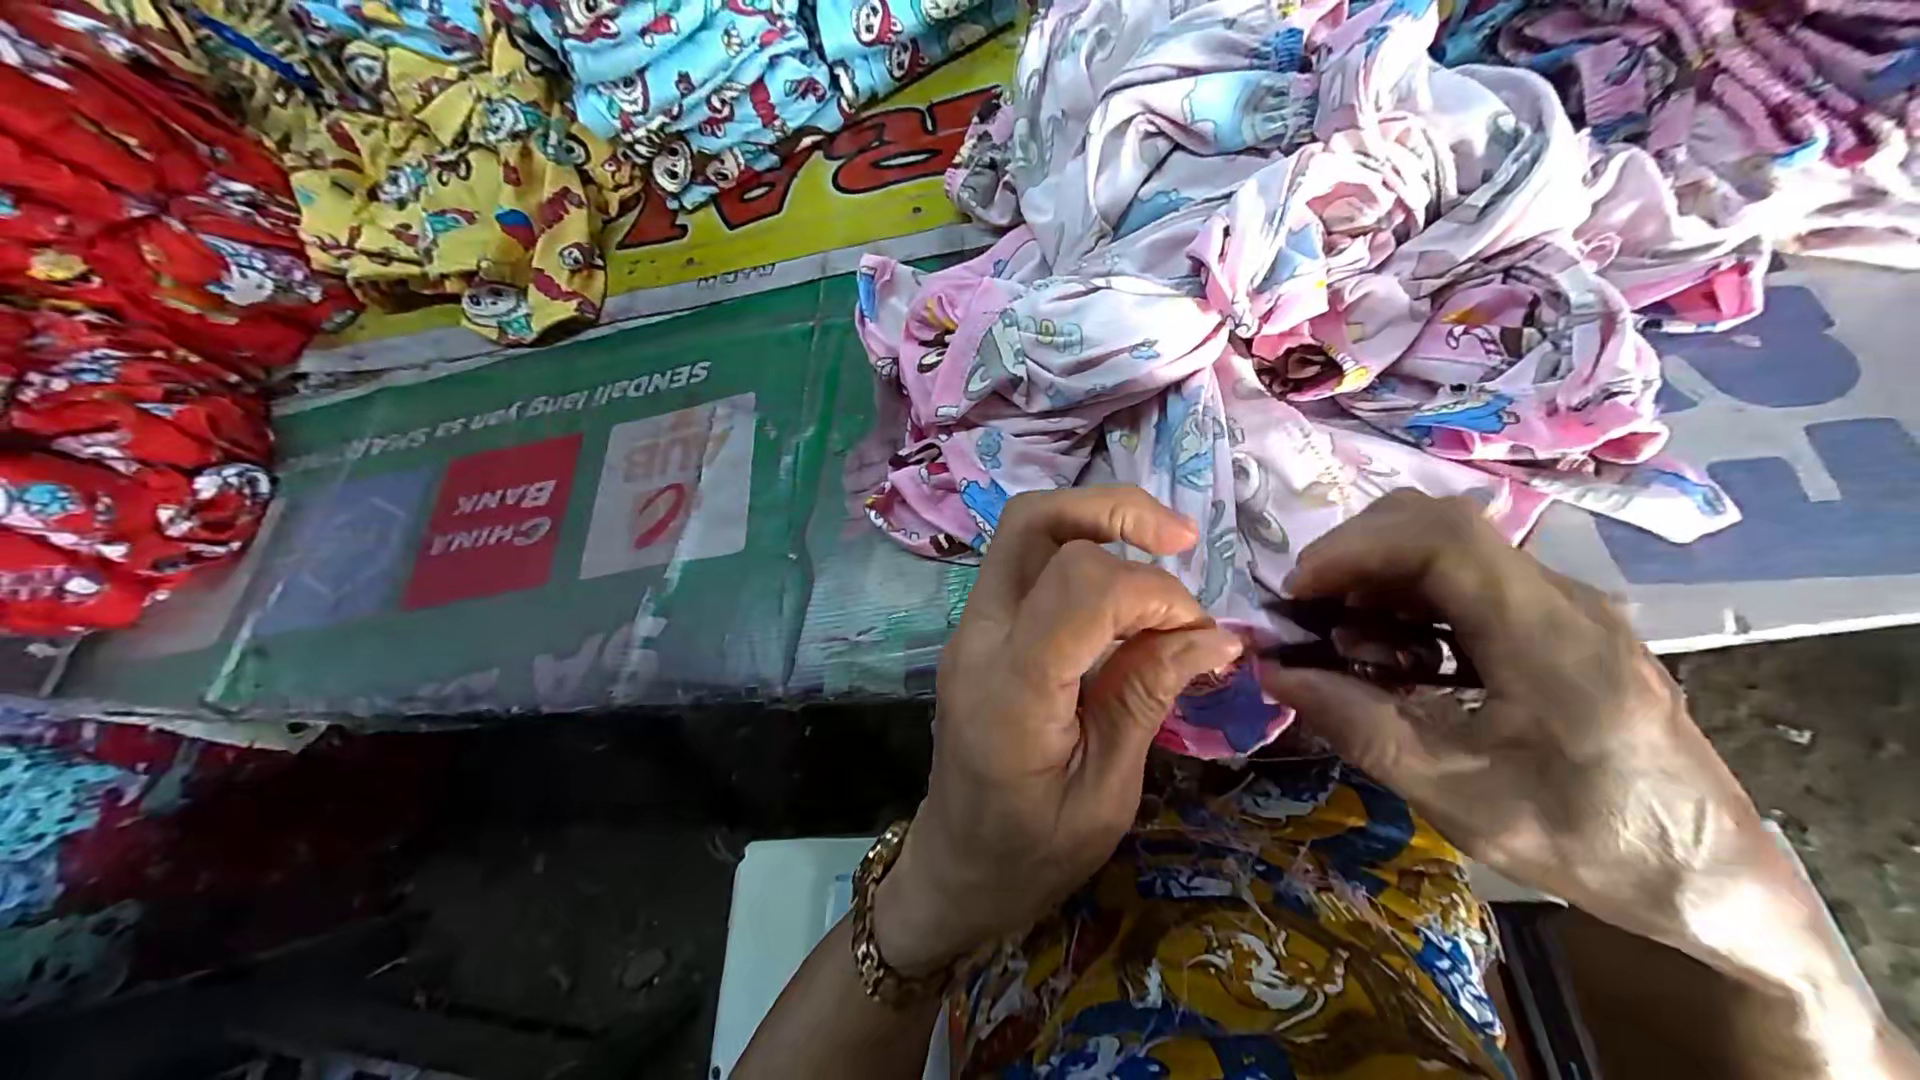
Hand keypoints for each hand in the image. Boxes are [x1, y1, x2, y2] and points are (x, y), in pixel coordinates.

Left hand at [874, 487, 1243, 973]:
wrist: (956, 866)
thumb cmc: (1030, 852)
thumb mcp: (1105, 794)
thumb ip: (1147, 698)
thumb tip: (1215, 634)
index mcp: (1010, 690)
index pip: (1080, 589)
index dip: (1154, 593)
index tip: (1200, 631)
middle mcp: (978, 638)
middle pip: (1033, 522)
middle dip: (1116, 511)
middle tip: (1182, 540)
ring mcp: (970, 627)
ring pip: (1025, 529)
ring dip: (1098, 520)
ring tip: (1163, 553)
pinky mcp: (979, 629)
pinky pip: (1027, 561)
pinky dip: (1083, 551)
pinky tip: (1126, 589)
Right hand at [1259, 491, 1915, 1075]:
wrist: (1705, 877)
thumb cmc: (1582, 838)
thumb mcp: (1449, 792)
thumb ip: (1353, 723)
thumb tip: (1271, 672)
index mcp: (1549, 638)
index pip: (1442, 538)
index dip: (1354, 549)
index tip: (1297, 592)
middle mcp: (1560, 600)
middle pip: (1439, 521)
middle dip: (1354, 552)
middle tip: (1308, 607)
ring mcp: (1561, 605)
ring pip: (1447, 541)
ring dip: (1376, 573)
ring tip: (1341, 634)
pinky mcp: (1553, 620)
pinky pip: (1463, 576)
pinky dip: (1404, 594)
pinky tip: (1390, 649)